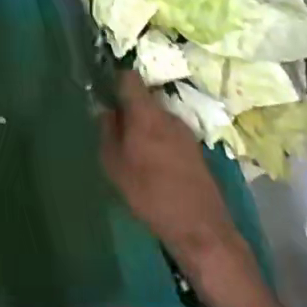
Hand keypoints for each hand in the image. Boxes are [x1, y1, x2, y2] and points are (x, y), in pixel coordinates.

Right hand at [99, 71, 240, 261]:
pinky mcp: (196, 149)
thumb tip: (106, 110)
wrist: (200, 228)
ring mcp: (186, 131)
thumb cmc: (150, 194)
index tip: (106, 93)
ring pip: (157, 117)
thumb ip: (107, 131)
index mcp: (146, 113)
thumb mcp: (114, 164)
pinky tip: (154, 165)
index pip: (130, 78)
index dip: (115, 80)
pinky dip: (159, 140)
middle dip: (129, 109)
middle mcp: (168, 114)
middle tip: (116, 130)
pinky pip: (170, 133)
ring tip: (135, 152)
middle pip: (144, 99)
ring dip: (145, 126)